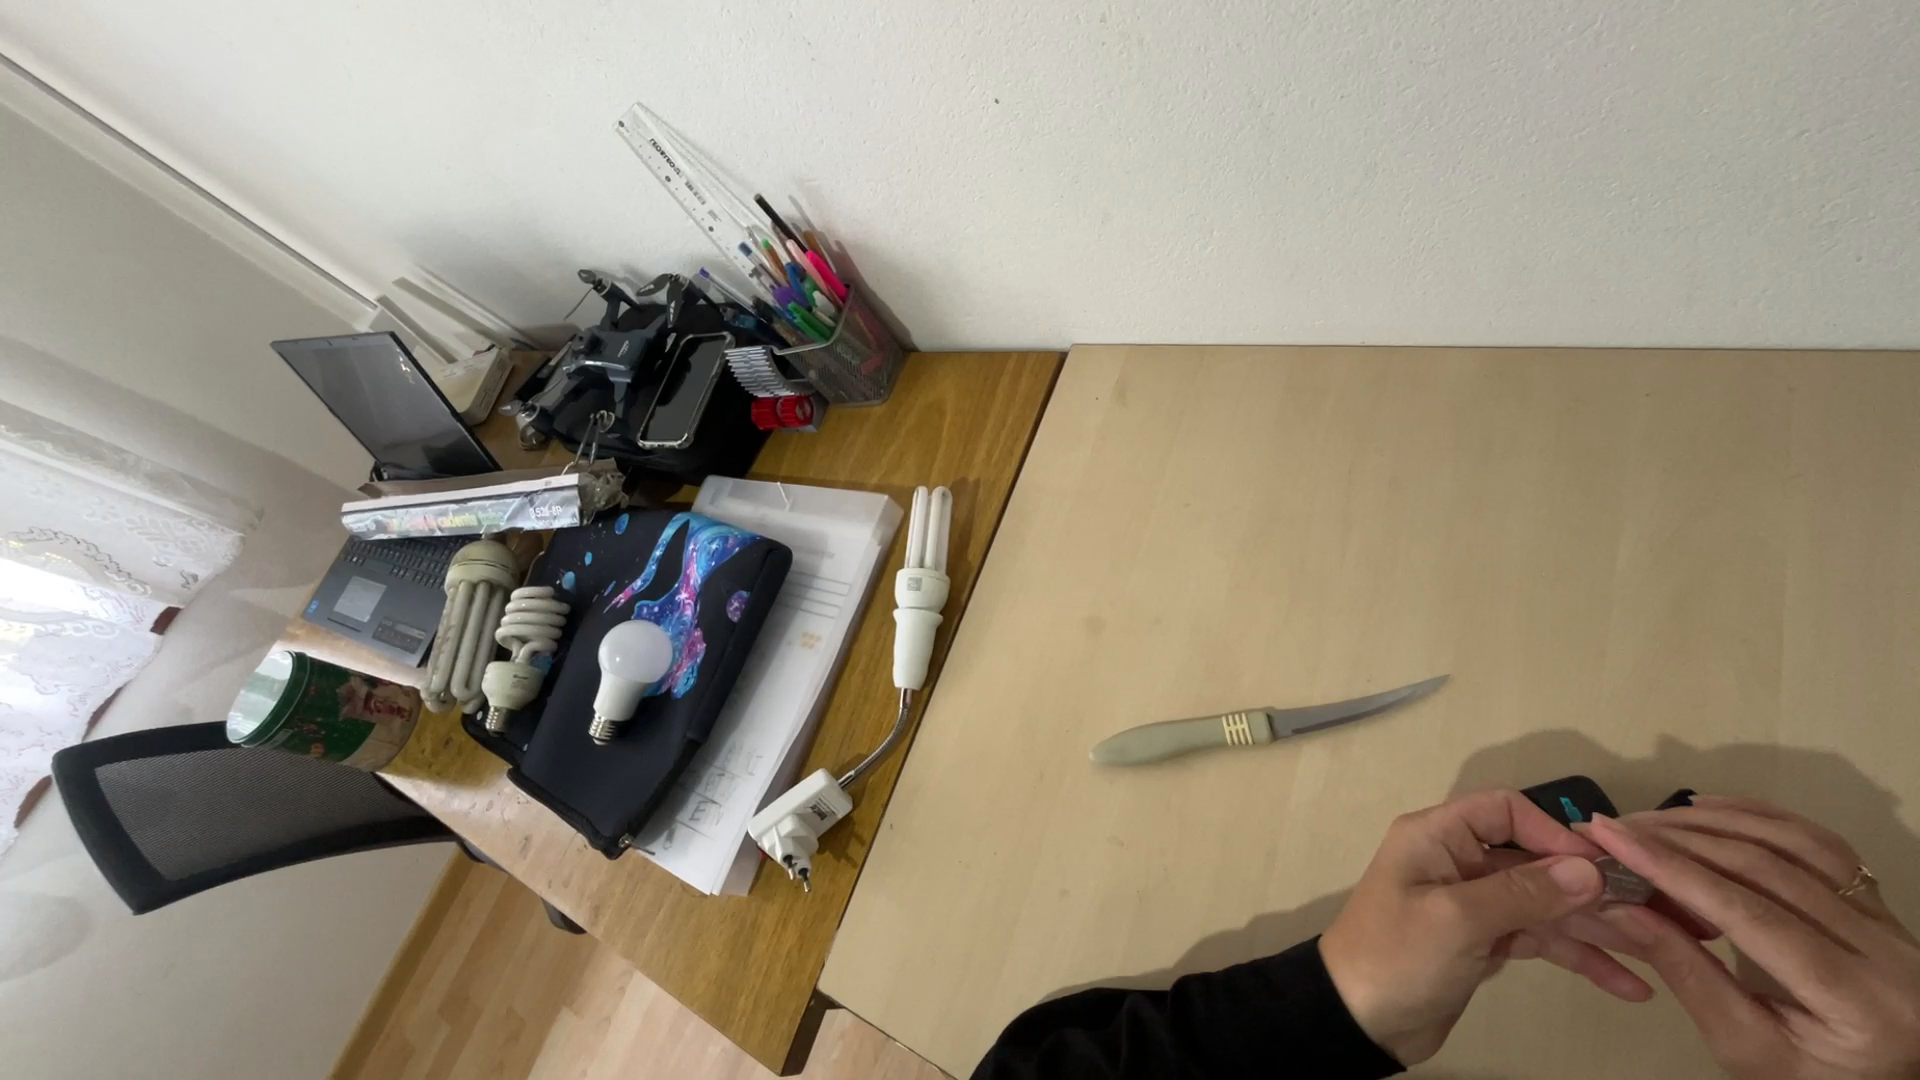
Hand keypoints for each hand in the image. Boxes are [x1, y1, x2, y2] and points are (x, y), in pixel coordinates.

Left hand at [1320, 789, 1651, 1064]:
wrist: (1362, 1015)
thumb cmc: (1397, 953)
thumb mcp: (1458, 919)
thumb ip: (1522, 892)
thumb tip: (1587, 867)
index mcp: (1436, 837)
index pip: (1503, 811)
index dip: (1554, 832)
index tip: (1606, 869)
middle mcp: (1456, 860)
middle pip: (1534, 859)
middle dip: (1592, 886)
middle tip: (1663, 915)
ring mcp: (1473, 901)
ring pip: (1545, 902)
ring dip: (1598, 925)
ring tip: (1663, 952)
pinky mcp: (1484, 939)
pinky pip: (1539, 937)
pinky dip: (1579, 956)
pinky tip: (1629, 985)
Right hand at [1579, 797, 1919, 1078]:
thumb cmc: (1804, 1076)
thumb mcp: (1742, 1048)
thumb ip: (1686, 975)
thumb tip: (1619, 905)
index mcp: (1862, 1003)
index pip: (1750, 914)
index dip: (1671, 868)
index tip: (1604, 833)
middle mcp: (1892, 956)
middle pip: (1768, 870)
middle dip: (1675, 839)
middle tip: (1608, 826)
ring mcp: (1893, 925)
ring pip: (1794, 844)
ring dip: (1709, 822)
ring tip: (1645, 820)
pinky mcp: (1878, 906)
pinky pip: (1819, 842)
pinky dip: (1756, 814)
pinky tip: (1705, 808)